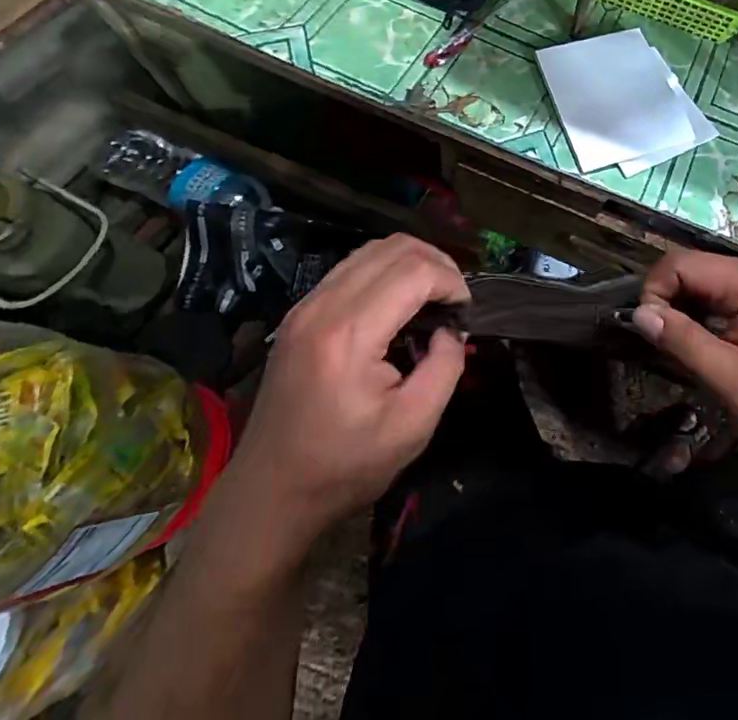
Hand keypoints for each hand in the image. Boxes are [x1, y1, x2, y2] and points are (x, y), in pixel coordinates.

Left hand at [226, 235, 469, 540]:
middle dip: (437, 264)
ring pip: (371, 249)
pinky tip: (401, 302)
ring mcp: (305, 306)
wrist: (270, 490)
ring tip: (434, 297)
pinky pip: (352, 268)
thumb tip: (451, 330)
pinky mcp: (300, 313)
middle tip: (456, 301)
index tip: (466, 313)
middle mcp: (322, 306)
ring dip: (412, 262)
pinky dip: (387, 271)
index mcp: (349, 334)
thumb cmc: (345, 465)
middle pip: (394, 247)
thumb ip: (445, 367)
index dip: (451, 281)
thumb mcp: (413, 427)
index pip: (414, 271)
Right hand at [630, 250, 737, 474]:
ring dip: (681, 318)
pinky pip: (717, 304)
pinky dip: (699, 324)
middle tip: (663, 352)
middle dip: (665, 306)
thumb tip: (638, 313)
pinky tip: (702, 355)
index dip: (653, 294)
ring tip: (680, 357)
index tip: (648, 337)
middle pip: (688, 272)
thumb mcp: (736, 382)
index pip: (678, 264)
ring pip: (700, 289)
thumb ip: (685, 343)